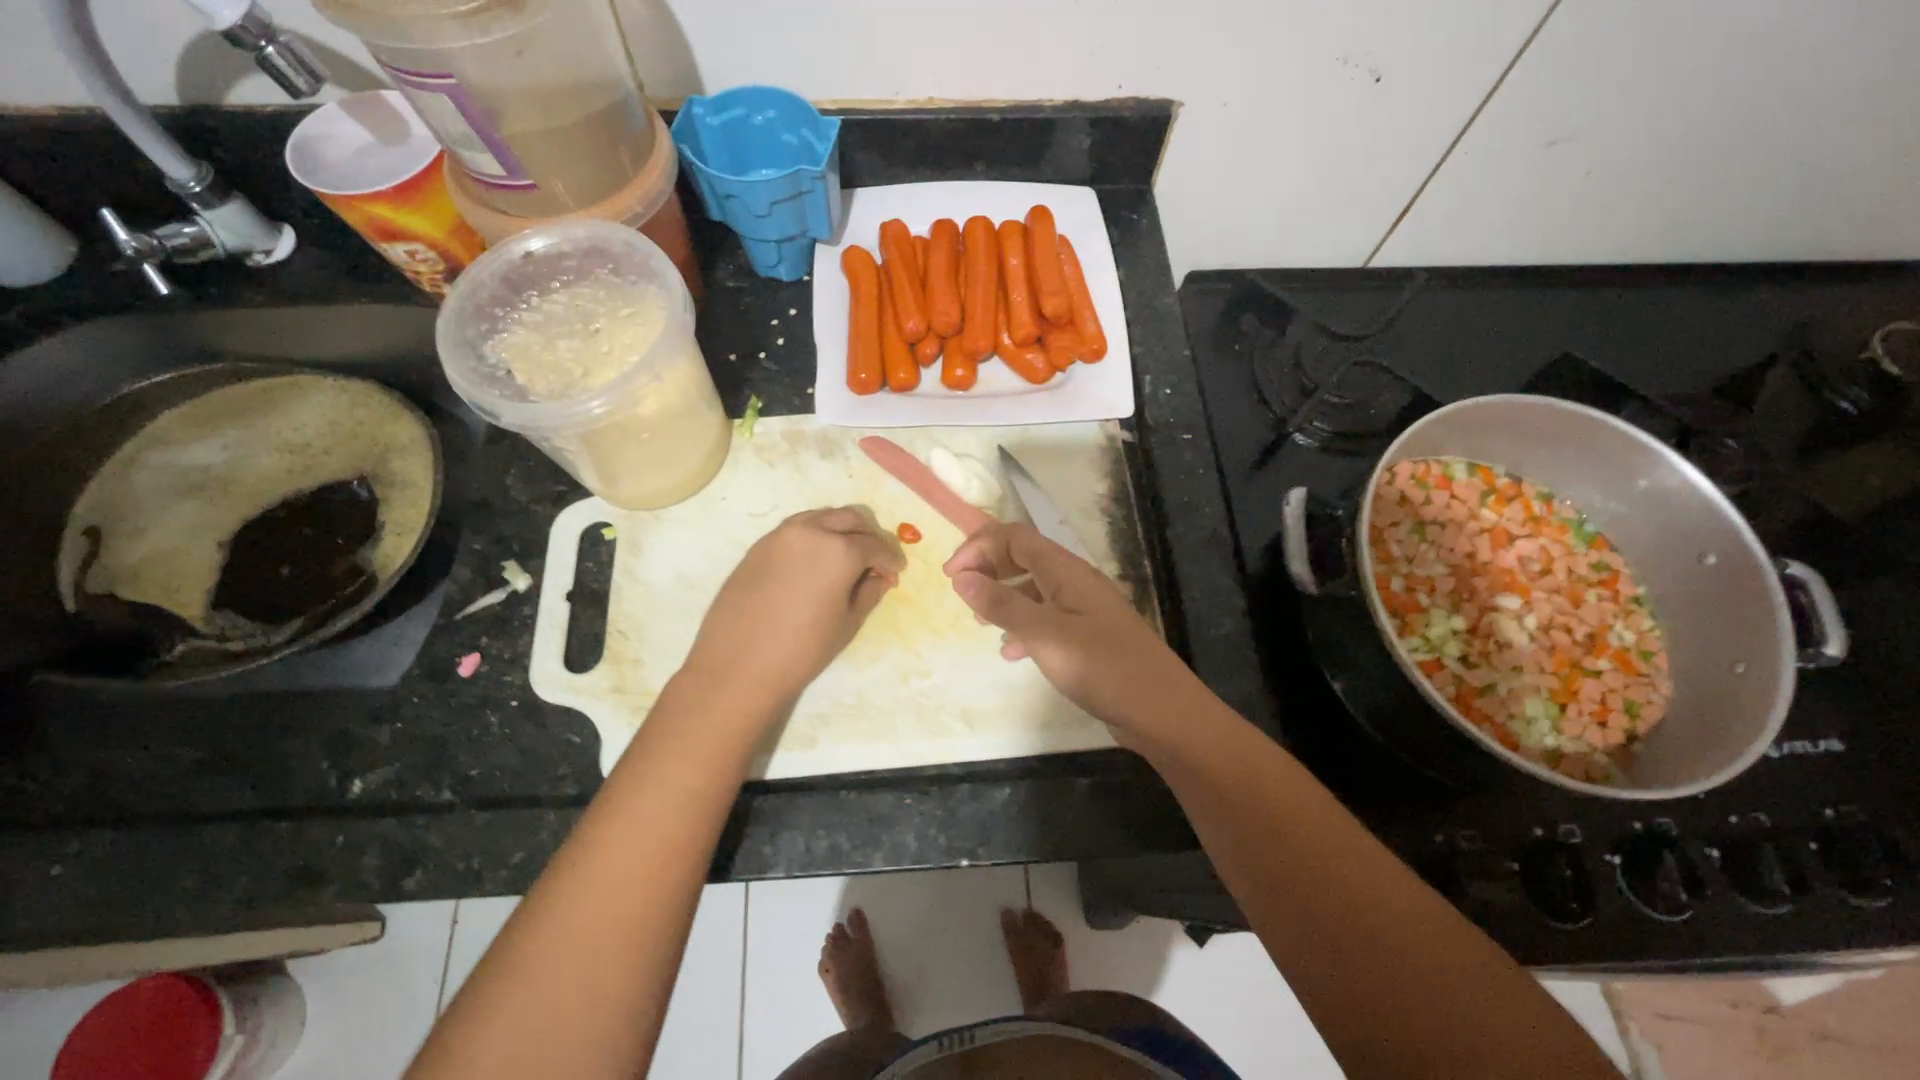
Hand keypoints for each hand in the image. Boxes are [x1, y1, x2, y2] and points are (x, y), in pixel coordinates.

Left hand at [681, 507, 906, 716]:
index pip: (874, 545)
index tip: (896, 572)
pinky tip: (815, 561)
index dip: (890, 559)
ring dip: (840, 530)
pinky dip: (814, 535)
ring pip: (821, 517)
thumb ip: (868, 592)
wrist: (738, 664)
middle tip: (875, 560)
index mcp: (839, 550)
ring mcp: (780, 534)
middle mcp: (811, 531)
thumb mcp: (847, 623)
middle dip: (868, 536)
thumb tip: (879, 577)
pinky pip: (796, 528)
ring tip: (846, 557)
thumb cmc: (802, 650)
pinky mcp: (759, 545)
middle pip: (849, 519)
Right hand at [943, 522, 1202, 741]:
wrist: (1161, 710)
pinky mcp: (1089, 638)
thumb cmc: (1102, 666)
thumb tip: (963, 577)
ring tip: (979, 624)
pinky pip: (1047, 620)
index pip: (1016, 536)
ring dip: (1003, 599)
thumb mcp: (1044, 635)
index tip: (951, 576)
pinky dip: (1023, 628)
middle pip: (1025, 558)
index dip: (979, 546)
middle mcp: (1076, 582)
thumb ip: (1002, 605)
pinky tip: (1012, 652)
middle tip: (960, 594)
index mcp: (1067, 571)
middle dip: (989, 568)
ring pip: (1035, 590)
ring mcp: (1085, 610)